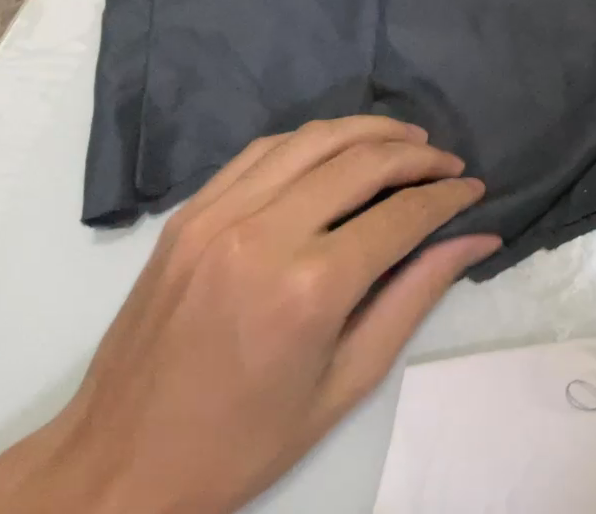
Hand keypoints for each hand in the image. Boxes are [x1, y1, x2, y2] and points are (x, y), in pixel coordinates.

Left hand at [0, 116, 498, 513]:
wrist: (117, 465)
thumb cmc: (245, 441)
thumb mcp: (348, 381)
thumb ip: (416, 297)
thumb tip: (477, 239)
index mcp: (310, 288)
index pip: (401, 215)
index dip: (448, 196)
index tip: (474, 189)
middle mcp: (264, 234)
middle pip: (362, 162)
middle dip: (419, 155)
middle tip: (449, 163)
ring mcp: (218, 216)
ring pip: (312, 140)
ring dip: (369, 131)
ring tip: (407, 139)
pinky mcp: (189, 214)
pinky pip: (262, 152)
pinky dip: (311, 140)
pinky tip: (337, 150)